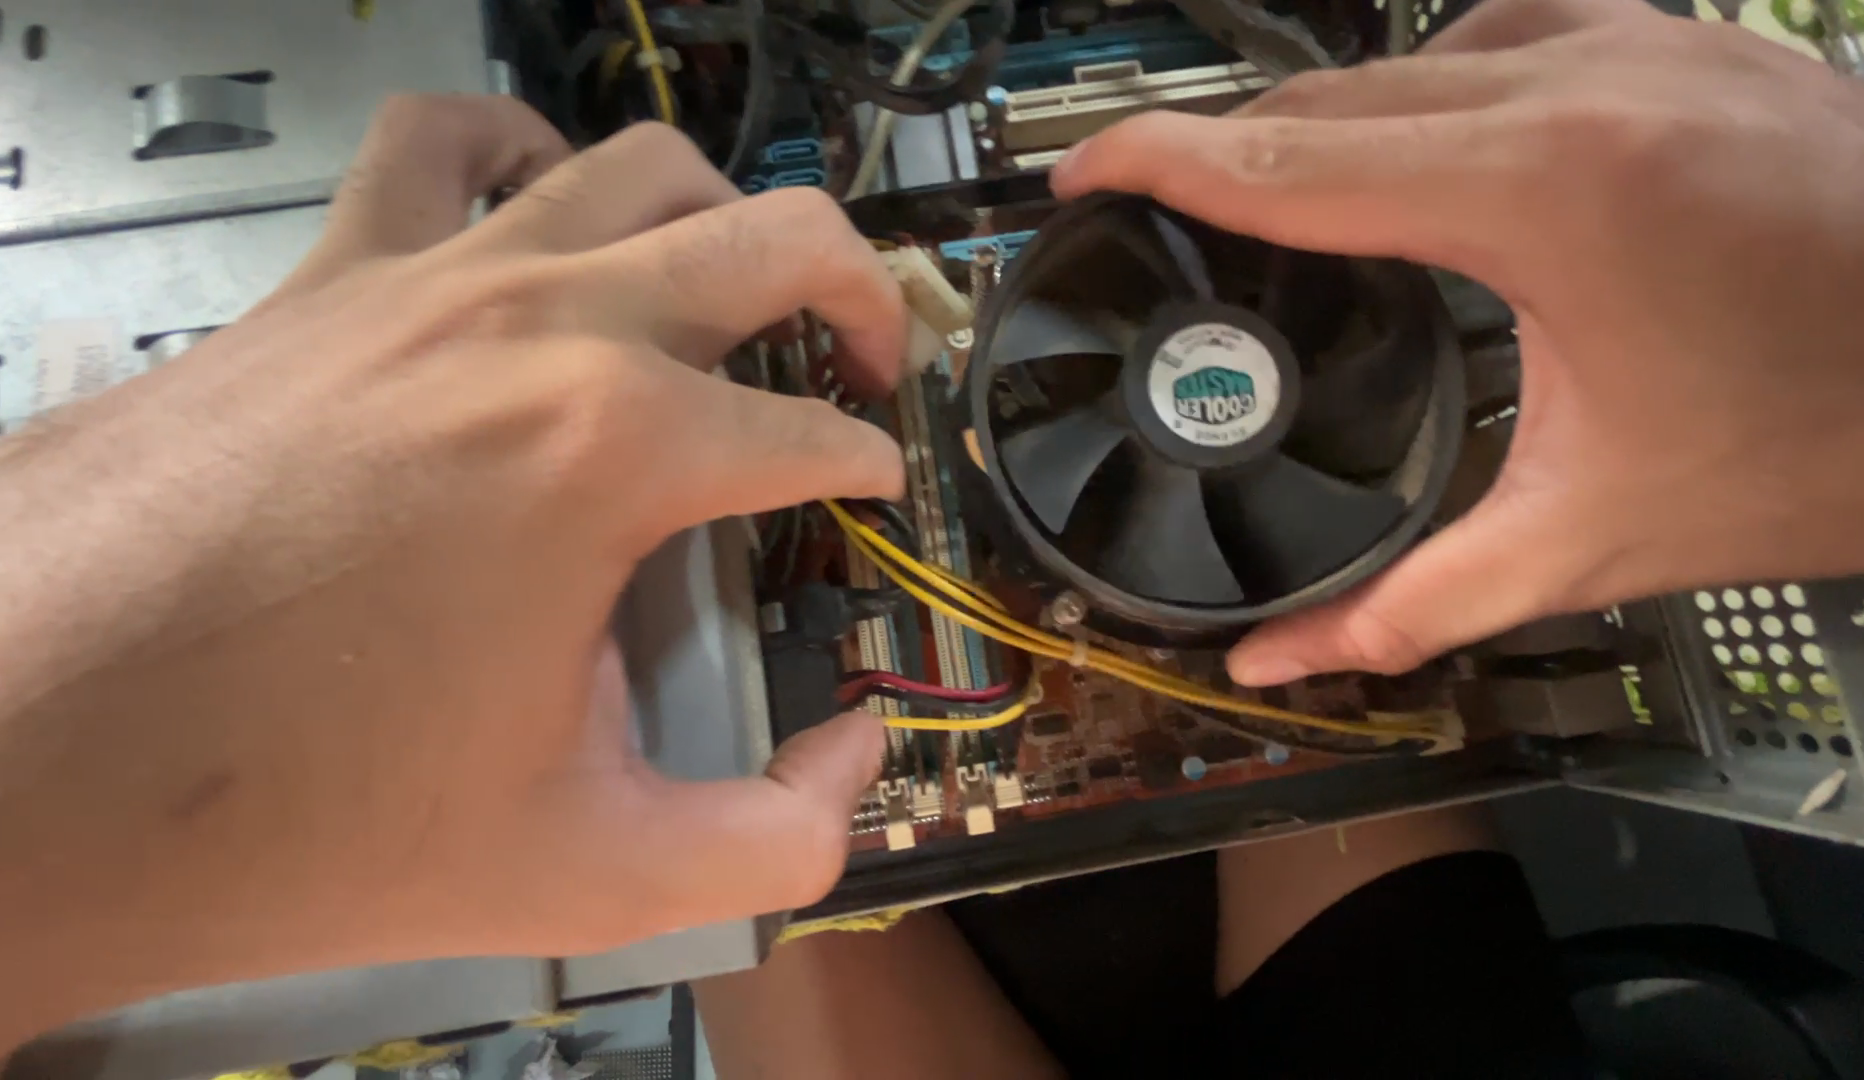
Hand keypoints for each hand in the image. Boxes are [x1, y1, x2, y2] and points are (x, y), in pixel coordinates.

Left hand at [0, 96, 904, 1043]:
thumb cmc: (314, 820)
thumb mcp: (591, 877)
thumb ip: (775, 838)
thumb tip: (859, 749)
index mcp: (619, 450)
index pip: (815, 433)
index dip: (871, 467)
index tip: (877, 496)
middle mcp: (549, 323)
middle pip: (779, 239)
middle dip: (866, 298)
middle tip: (877, 366)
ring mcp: (433, 274)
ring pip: (642, 167)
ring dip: (731, 223)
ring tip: (749, 301)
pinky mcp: (334, 270)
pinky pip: (454, 144)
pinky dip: (538, 163)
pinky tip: (561, 233)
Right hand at [1053, 0, 1863, 683]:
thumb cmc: (1836, 449)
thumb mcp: (1588, 544)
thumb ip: (1402, 608)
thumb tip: (1262, 667)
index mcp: (1539, 192)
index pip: (1287, 164)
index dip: (1158, 164)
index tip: (1074, 181)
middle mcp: (1572, 81)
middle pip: (1317, 104)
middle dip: (1200, 147)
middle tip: (1122, 208)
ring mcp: (1628, 40)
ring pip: (1386, 66)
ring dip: (1287, 127)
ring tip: (1223, 198)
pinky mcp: (1666, 40)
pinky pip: (1474, 44)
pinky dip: (1389, 98)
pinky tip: (1380, 157)